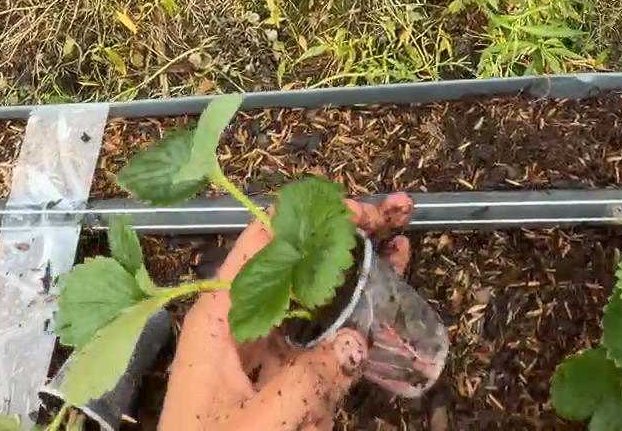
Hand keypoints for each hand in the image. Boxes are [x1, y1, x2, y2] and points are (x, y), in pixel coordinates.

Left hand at [159, 193, 413, 430]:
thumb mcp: (258, 429)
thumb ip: (309, 383)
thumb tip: (358, 337)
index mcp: (220, 315)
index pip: (267, 239)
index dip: (315, 216)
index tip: (361, 213)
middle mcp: (241, 320)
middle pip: (298, 256)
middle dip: (348, 232)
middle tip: (396, 212)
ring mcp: (264, 350)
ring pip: (315, 291)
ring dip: (358, 265)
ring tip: (401, 241)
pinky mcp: (282, 381)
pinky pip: (322, 337)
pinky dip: (356, 313)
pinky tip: (386, 297)